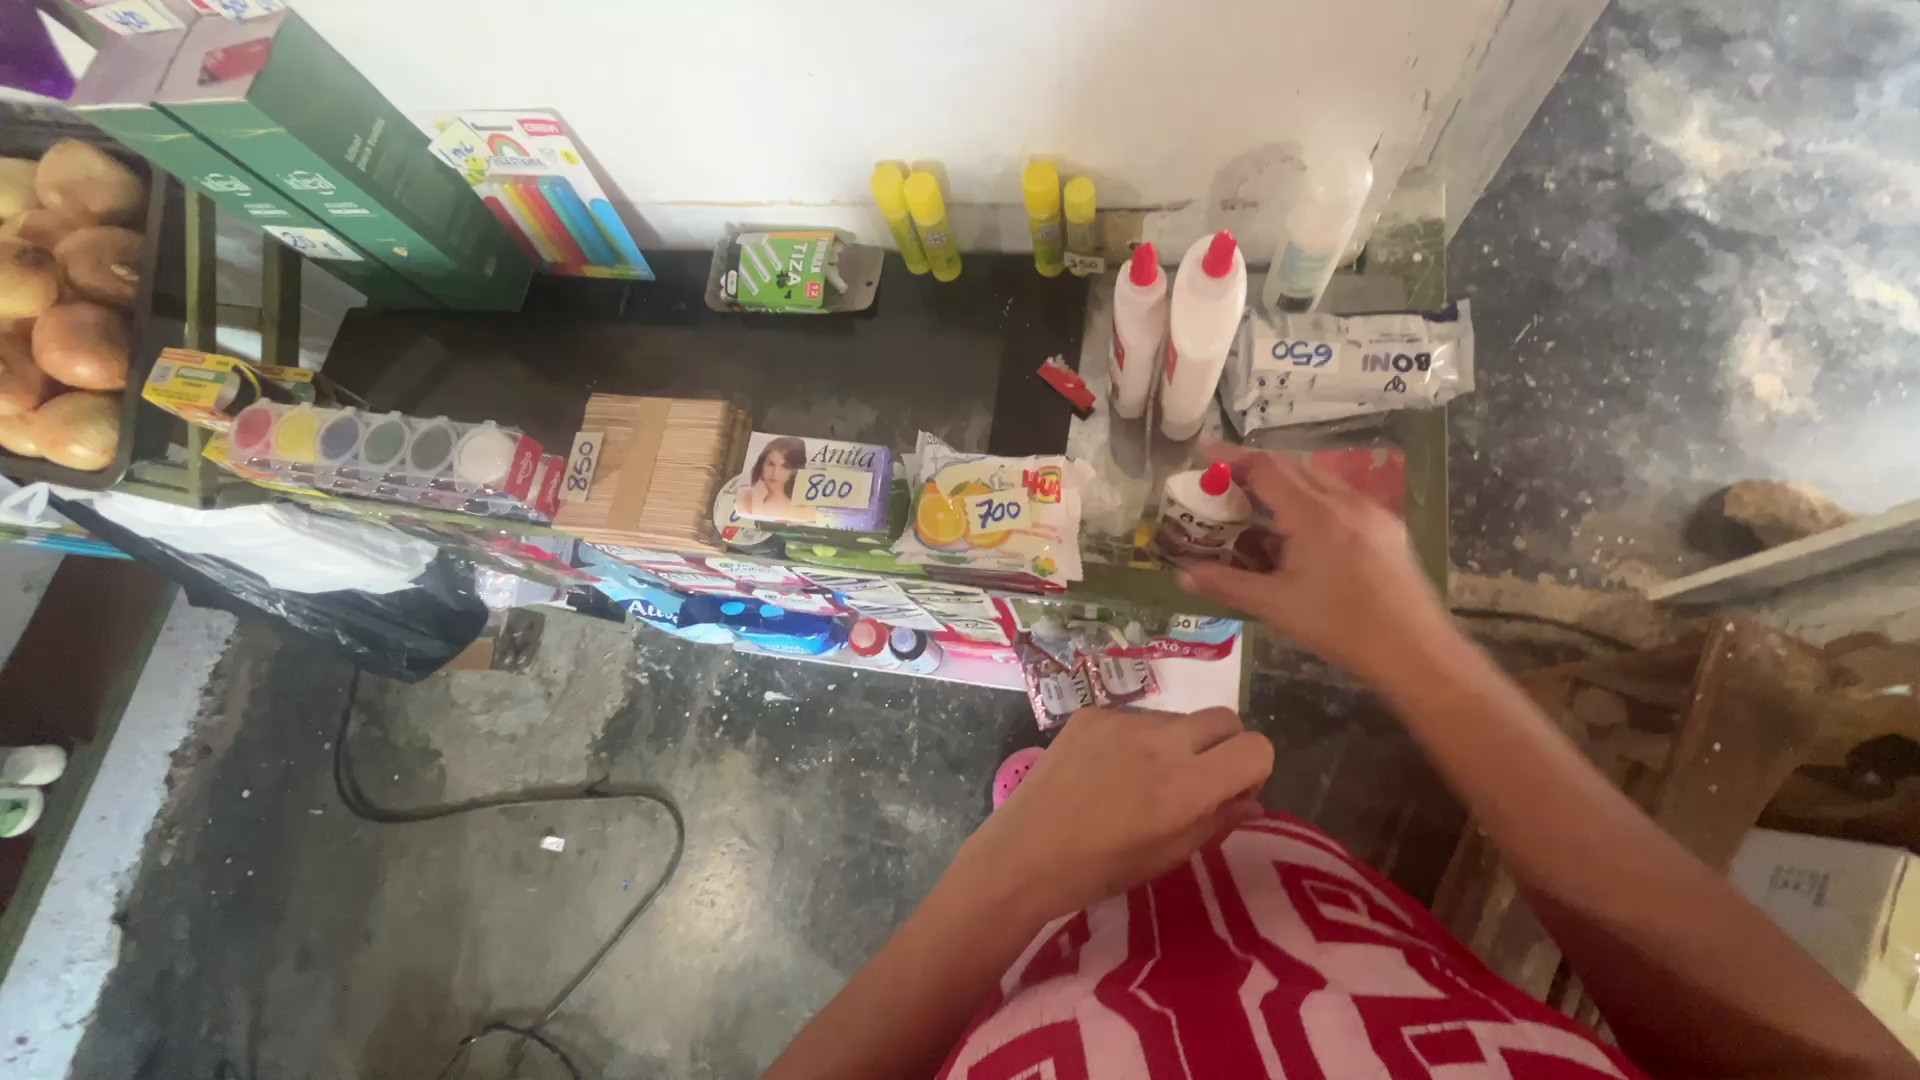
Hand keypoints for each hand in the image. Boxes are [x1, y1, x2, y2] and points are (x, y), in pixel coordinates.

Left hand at [949, 707, 1271, 924]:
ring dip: (1177, 742)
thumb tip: (1252, 799)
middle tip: (1197, 779)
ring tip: (1142, 778)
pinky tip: (1108, 770)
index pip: (1255, 746)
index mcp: (1186, 785)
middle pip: (1223, 718)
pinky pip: (1134, 717)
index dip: (1252, 769)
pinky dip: (1136, 739)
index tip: (1231, 791)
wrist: (1025, 853)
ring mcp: (1121, 720)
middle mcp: (1160, 741)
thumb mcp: (1169, 856)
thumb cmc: (1101, 869)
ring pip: (1177, 717)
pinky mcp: (1090, 713)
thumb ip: (1218, 820)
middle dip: (1223, 745)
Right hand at [1178, 444, 1457, 689]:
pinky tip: (1293, 531)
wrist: (1414, 650)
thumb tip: (1183, 575)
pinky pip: (1336, 499)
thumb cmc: (1340, 626)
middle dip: (1253, 469)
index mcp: (1314, 514)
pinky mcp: (1383, 528)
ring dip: (1281, 485)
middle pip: (1292, 468)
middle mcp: (1344, 502)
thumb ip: (1226, 584)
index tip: (1204, 454)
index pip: (1266, 468)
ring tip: (1251, 505)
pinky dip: (1305, 501)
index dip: (1232, 457)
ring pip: (1316, 481)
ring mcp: (1369, 512)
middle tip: (1221, 483)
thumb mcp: (1275, 605)